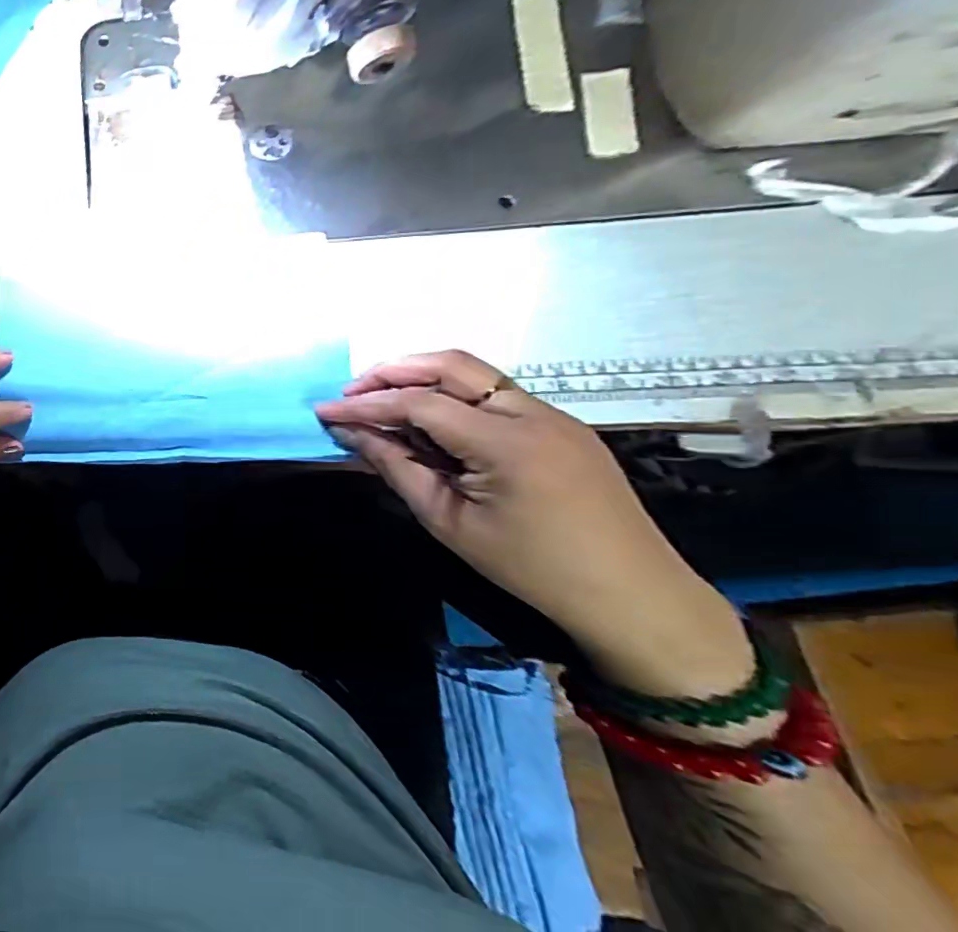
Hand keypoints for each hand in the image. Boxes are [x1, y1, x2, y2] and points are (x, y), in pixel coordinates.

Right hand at [315, 350, 753, 698]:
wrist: (631, 594)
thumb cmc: (532, 568)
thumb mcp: (451, 523)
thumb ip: (399, 469)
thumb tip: (354, 433)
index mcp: (505, 441)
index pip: (419, 402)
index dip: (366, 404)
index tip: (325, 411)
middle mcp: (532, 411)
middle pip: (451, 363)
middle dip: (394, 370)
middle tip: (351, 390)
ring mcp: (553, 413)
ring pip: (476, 373)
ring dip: (425, 376)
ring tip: (383, 399)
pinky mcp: (562, 424)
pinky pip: (497, 395)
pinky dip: (455, 396)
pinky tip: (432, 421)